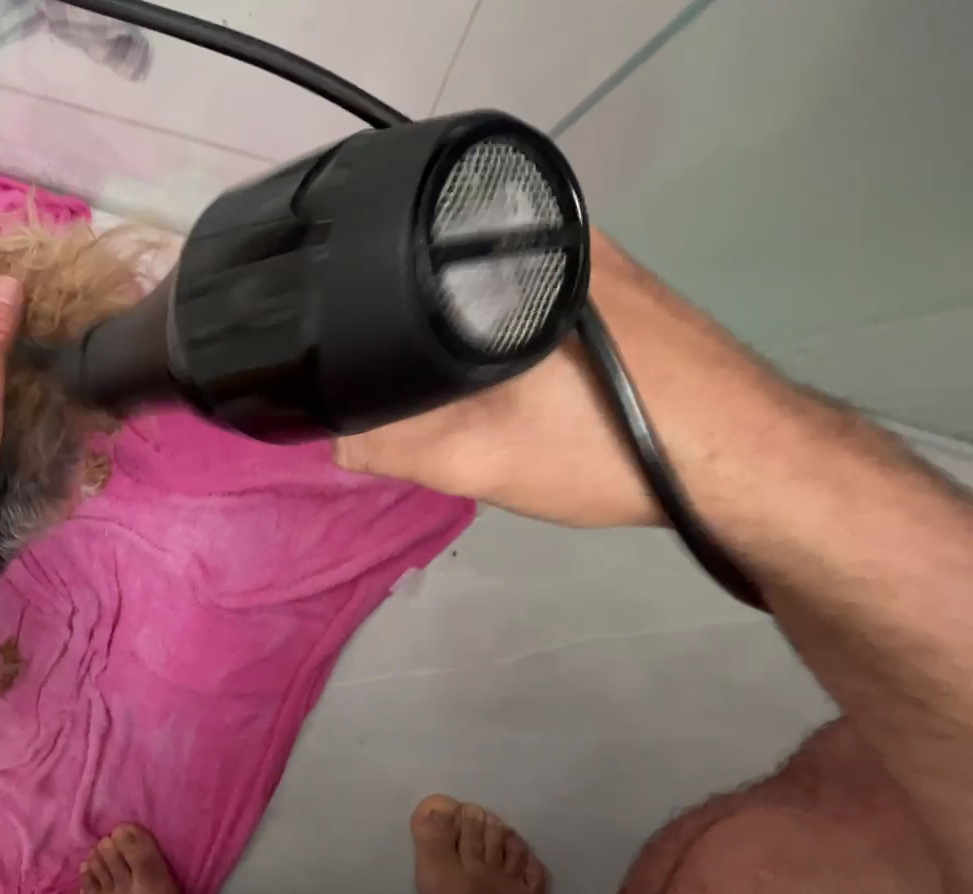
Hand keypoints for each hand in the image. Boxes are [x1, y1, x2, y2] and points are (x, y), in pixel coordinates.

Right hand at [335, 235, 670, 527]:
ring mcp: (595, 261)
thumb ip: (385, 445)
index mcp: (520, 253)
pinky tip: (506, 384)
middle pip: (439, 279)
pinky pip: (521, 304)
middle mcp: (560, 237)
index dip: (362, 314)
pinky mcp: (614, 293)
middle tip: (401, 390)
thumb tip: (325, 435)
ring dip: (455, 337)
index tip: (349, 362)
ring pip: (481, 294)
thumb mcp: (473, 460)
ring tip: (450, 391)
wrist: (754, 471)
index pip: (403, 264)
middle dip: (409, 332)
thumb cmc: (611, 450)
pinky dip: (495, 340)